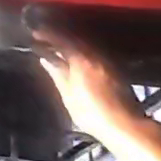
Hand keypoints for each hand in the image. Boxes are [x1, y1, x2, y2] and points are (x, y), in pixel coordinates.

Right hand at [32, 29, 142, 145]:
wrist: (126, 127)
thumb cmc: (94, 114)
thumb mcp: (69, 95)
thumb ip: (58, 74)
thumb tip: (46, 60)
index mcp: (82, 60)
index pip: (61, 39)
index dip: (46, 34)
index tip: (35, 33)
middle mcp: (97, 56)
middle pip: (75, 38)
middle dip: (59, 36)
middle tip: (44, 37)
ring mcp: (109, 62)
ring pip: (86, 44)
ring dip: (71, 42)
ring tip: (58, 47)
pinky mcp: (117, 70)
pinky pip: (95, 52)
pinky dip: (83, 51)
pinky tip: (76, 58)